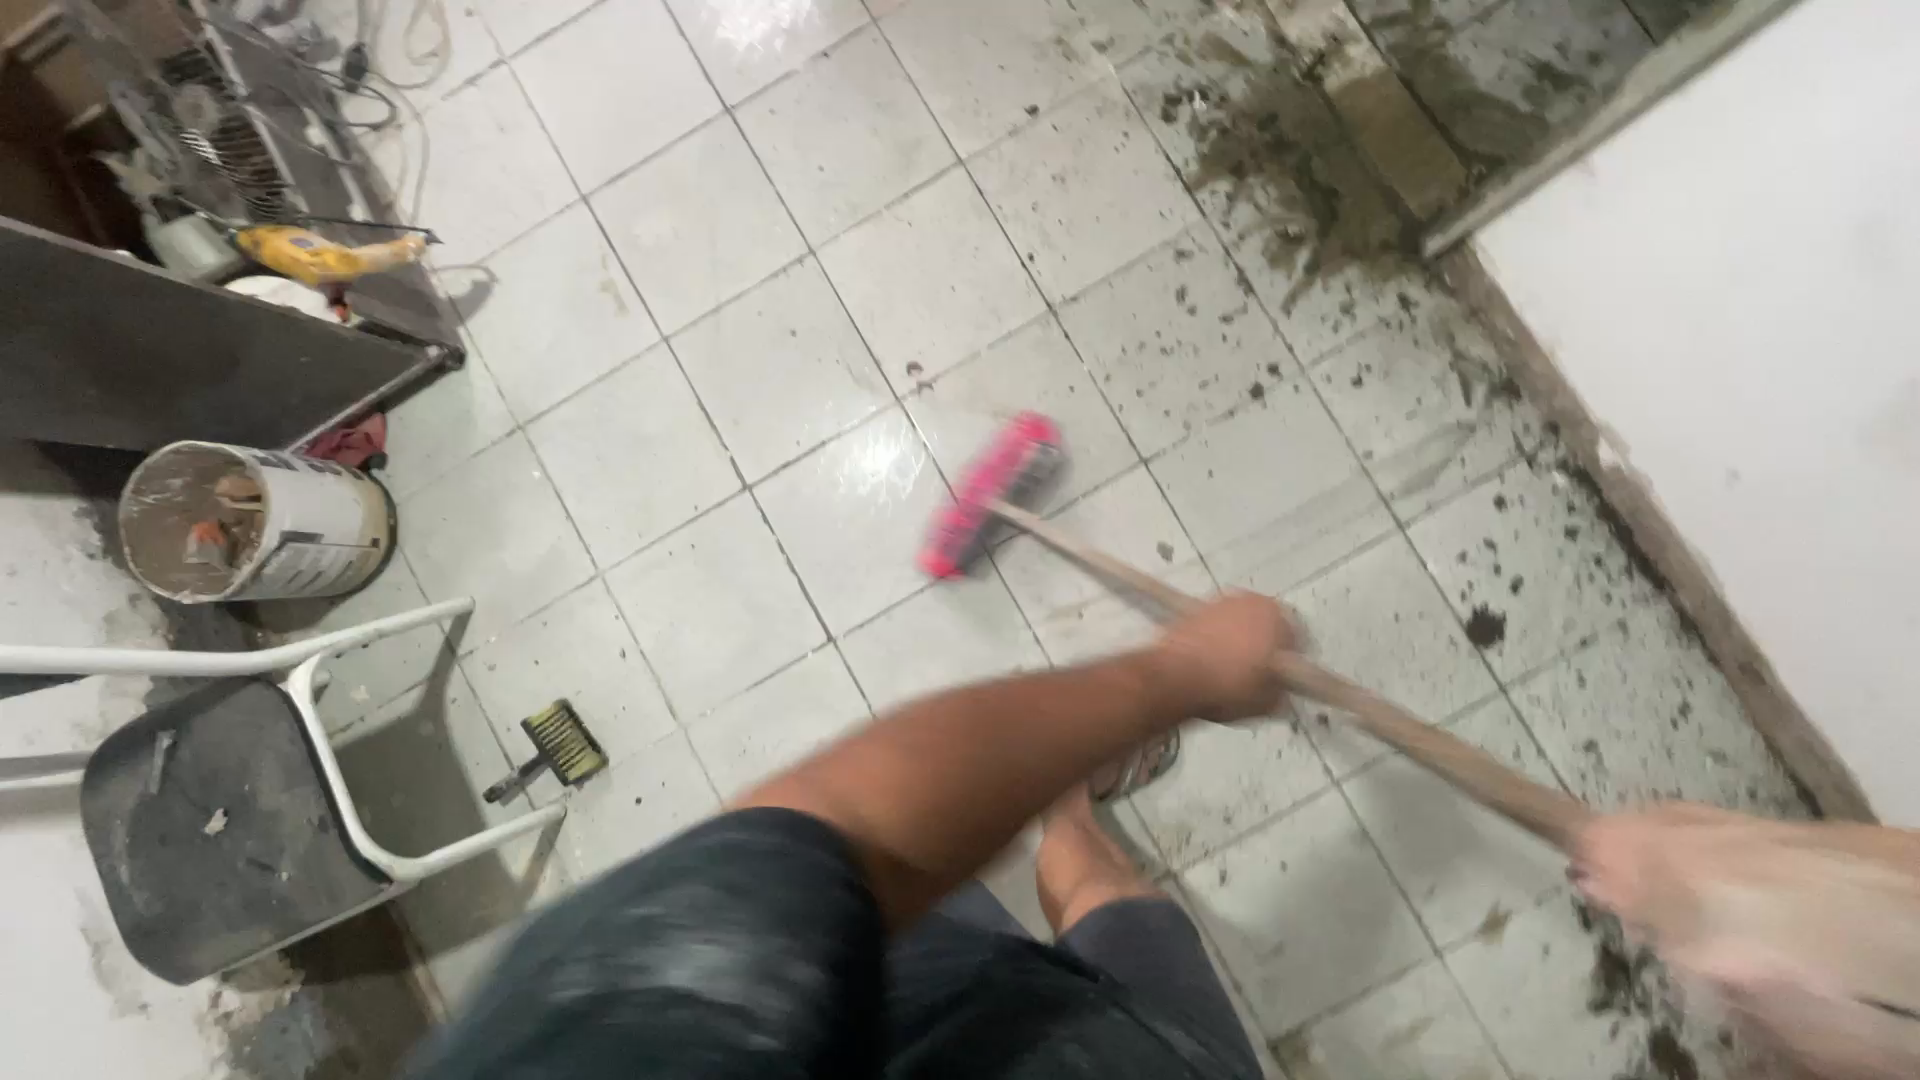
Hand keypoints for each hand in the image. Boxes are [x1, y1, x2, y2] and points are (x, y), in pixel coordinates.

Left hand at [1147, 590, 1296, 721]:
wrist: (1174, 677)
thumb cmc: (1230, 686)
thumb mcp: (1269, 701)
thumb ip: (1281, 691)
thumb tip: (1278, 690)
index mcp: (1276, 615)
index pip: (1296, 637)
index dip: (1292, 660)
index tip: (1285, 678)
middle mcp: (1248, 599)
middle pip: (1265, 623)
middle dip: (1264, 643)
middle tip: (1258, 672)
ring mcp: (1217, 601)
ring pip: (1237, 622)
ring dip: (1238, 639)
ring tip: (1231, 668)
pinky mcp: (1190, 611)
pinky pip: (1213, 626)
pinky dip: (1215, 638)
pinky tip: (1210, 660)